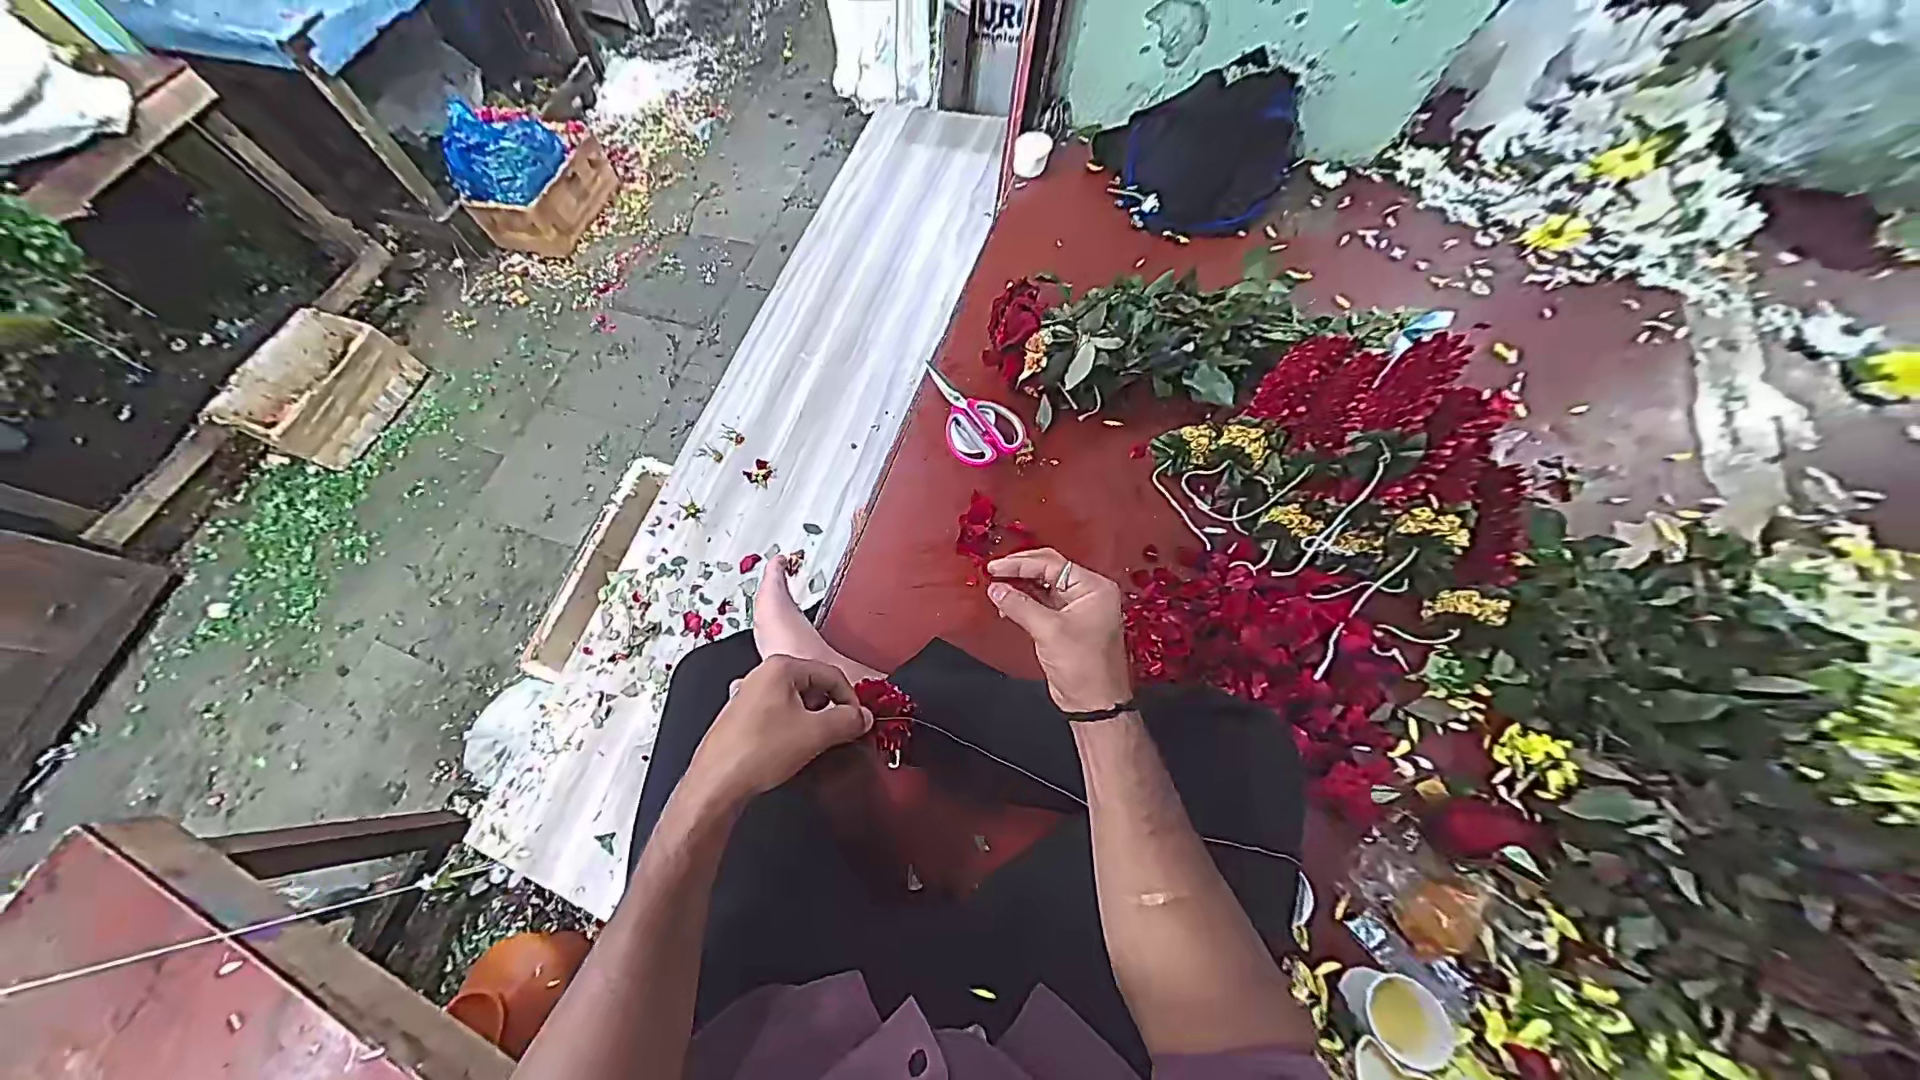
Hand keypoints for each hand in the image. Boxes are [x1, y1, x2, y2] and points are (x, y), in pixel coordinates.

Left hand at [685, 656, 872, 805]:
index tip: (858, 721)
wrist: (716, 785)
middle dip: (830, 710)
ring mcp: (749, 694)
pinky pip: (778, 714)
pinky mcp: (741, 716)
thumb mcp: (816, 733)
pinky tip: (790, 748)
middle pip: (814, 685)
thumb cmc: (759, 752)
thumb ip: (848, 720)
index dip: (851, 699)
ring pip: (796, 701)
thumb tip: (863, 717)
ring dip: (812, 720)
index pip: (831, 675)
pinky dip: (791, 727)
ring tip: (814, 743)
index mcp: (780, 667)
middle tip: (839, 733)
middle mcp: (762, 675)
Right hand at [986, 548, 1133, 713]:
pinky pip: (1042, 603)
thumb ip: (1020, 605)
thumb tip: (996, 588)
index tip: (995, 567)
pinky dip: (1024, 602)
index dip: (1021, 563)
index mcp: (1094, 587)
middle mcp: (1088, 593)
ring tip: (996, 588)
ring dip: (1020, 587)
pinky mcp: (1067, 623)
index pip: (1052, 564)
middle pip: (1048, 571)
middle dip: (1019, 572)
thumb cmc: (1084, 667)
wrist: (1094, 704)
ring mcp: (1077, 608)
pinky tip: (1006, 604)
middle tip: (993, 573)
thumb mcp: (1049, 631)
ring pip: (1043, 587)